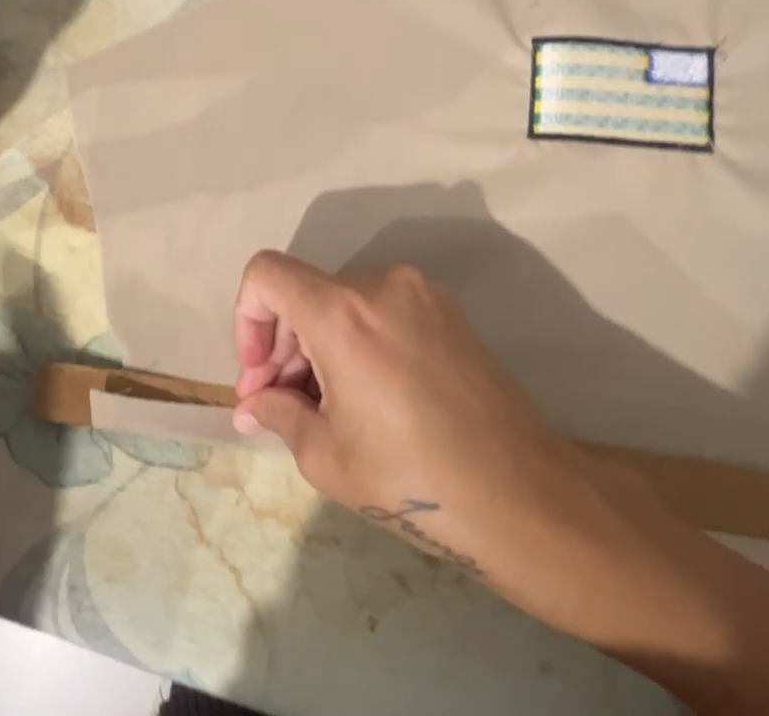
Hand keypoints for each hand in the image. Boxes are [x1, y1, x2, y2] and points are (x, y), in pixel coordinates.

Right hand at [229, 250, 602, 573]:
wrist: (521, 495)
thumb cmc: (411, 478)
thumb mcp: (325, 456)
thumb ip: (277, 413)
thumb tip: (252, 406)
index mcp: (343, 312)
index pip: (267, 274)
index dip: (246, 319)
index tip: (258, 376)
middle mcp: (383, 285)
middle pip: (306, 292)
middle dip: (281, 344)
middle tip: (278, 403)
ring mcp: (424, 295)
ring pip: (344, 302)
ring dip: (319, 345)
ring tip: (324, 407)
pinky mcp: (452, 315)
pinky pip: (382, 312)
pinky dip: (358, 341)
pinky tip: (366, 396)